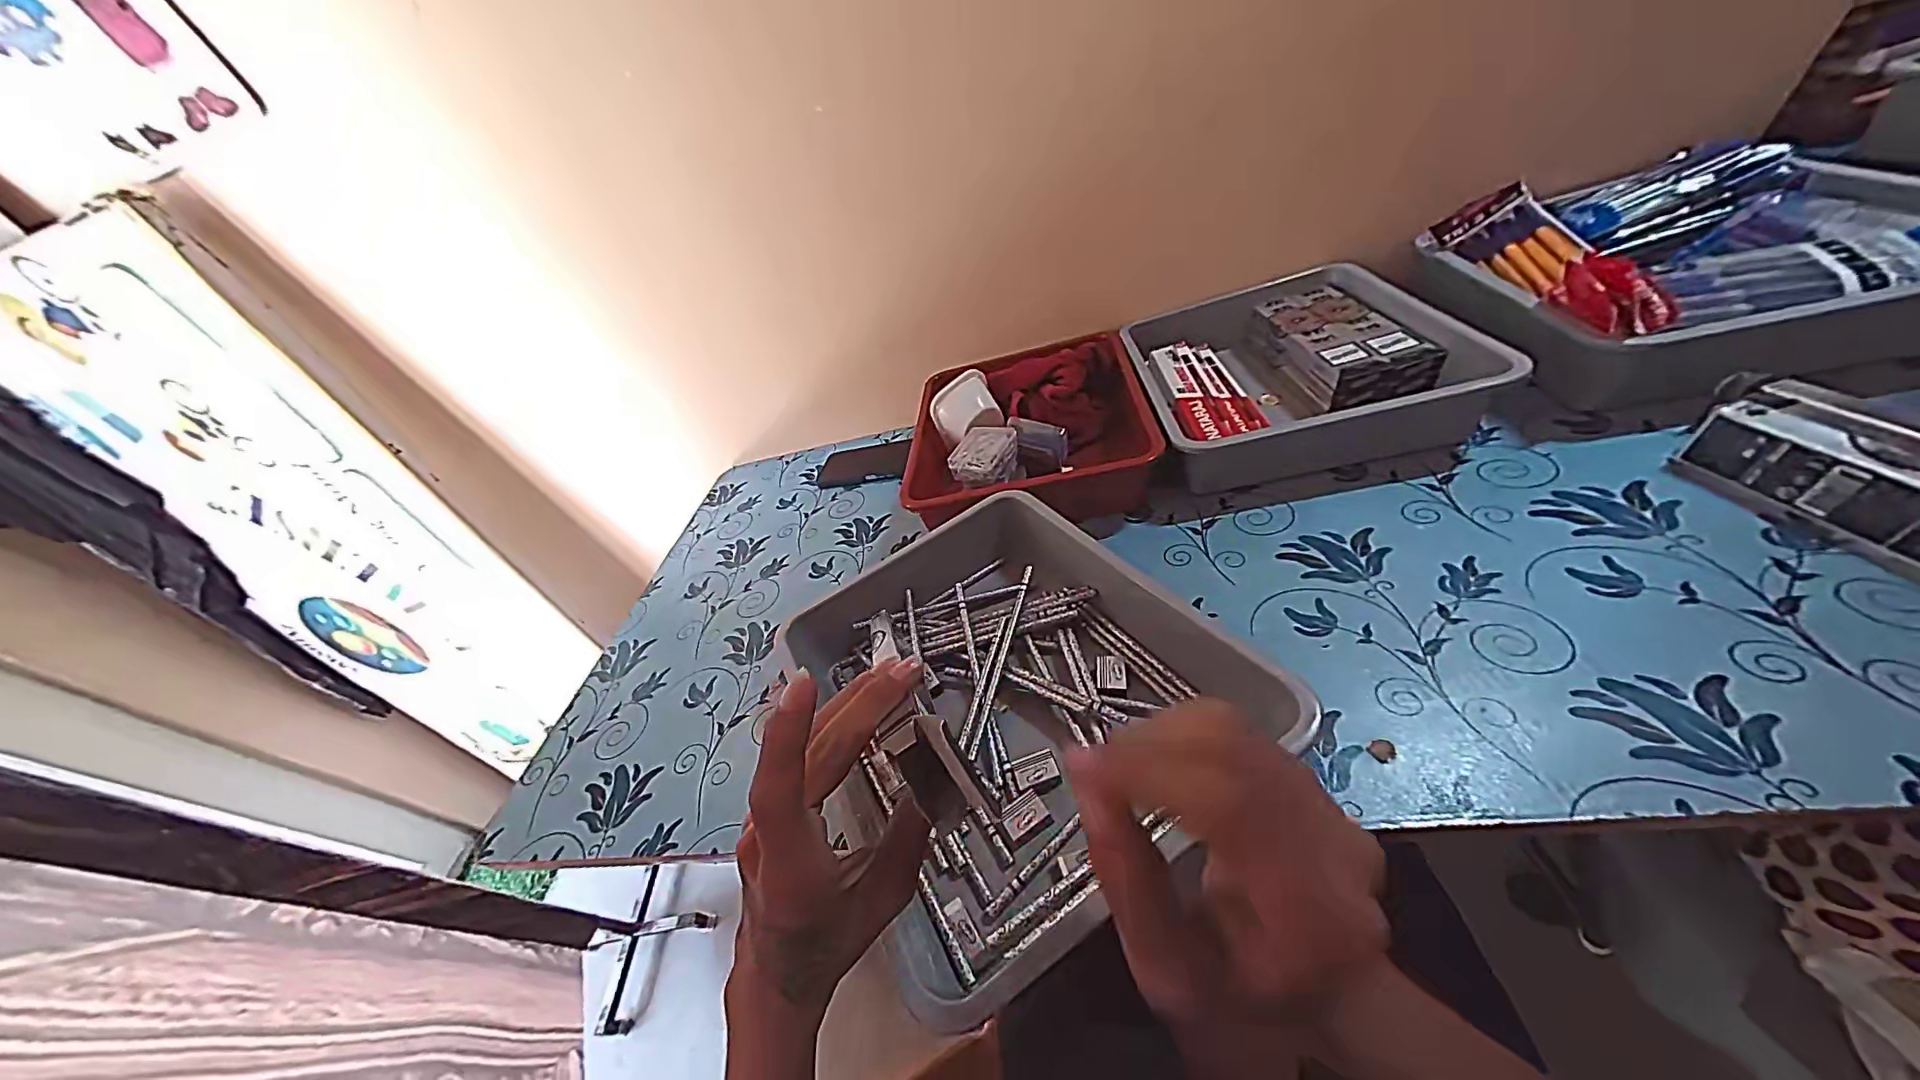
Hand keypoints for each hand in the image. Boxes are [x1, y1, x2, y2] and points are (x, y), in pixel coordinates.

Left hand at [726, 659, 929, 1077]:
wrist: (777, 971)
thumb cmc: (823, 945)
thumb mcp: (880, 901)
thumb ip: (907, 841)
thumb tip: (929, 787)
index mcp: (790, 863)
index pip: (778, 788)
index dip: (789, 733)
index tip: (804, 685)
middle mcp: (767, 831)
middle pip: (809, 752)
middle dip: (858, 703)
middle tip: (900, 673)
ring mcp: (763, 816)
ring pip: (803, 746)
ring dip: (846, 704)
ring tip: (884, 676)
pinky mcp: (771, 804)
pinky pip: (799, 753)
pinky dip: (830, 720)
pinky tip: (852, 702)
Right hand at [1067, 699, 1388, 1068]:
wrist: (1317, 994)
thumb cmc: (1240, 996)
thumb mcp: (1167, 968)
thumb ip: (1125, 880)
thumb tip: (1086, 784)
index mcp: (1303, 910)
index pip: (1229, 802)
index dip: (1148, 771)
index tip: (1085, 767)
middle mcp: (1329, 842)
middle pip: (1230, 749)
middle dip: (1145, 747)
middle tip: (1094, 767)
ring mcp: (1325, 803)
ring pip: (1231, 728)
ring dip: (1160, 735)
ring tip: (1120, 765)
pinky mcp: (1309, 781)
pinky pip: (1237, 730)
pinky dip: (1181, 733)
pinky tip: (1156, 760)